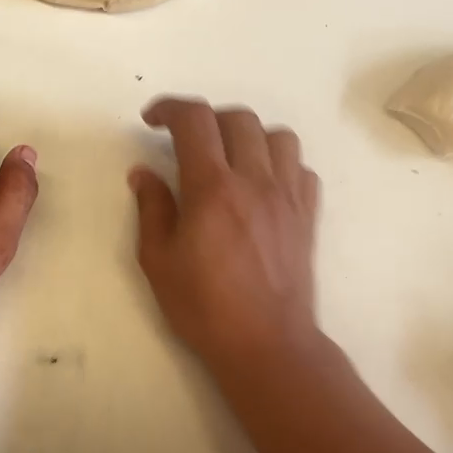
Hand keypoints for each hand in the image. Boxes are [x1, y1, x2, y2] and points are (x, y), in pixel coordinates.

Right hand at [130, 98, 321, 366]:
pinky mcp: (308, 215)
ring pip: (278, 136)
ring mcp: (287, 196)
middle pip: (238, 119)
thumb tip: (144, 173)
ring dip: (249, 137)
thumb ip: (152, 208)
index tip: (152, 120)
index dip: (169, 108)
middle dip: (206, 120)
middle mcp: (255, 180)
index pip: (194, 120)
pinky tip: (261, 186)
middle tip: (186, 144)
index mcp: (212, 188)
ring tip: (230, 159)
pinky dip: (280, 165)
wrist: (267, 344)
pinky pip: (301, 168)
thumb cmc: (203, 306)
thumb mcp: (158, 261)